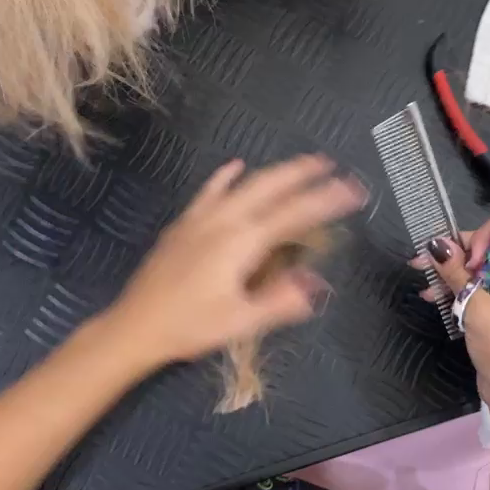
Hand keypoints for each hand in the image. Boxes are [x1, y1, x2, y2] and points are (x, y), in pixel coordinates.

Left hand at [102, 156, 365, 367]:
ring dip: (274, 172)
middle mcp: (224, 222)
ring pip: (244, 185)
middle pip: (270, 187)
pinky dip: (226, 177)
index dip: (326, 200)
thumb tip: (317, 285)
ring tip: (299, 163)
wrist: (135, 325)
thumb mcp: (241, 321)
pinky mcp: (184, 225)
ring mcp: (201, 220)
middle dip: (302, 174)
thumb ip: (280, 300)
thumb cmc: (190, 326)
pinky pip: (209, 192)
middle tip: (331, 165)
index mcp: (242, 243)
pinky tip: (235, 165)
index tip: (353, 190)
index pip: (294, 215)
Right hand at [419, 218, 489, 409]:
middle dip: (459, 254)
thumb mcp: (478, 310)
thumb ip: (456, 273)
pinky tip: (432, 296)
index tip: (469, 264)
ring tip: (423, 280)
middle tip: (430, 267)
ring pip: (481, 266)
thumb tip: (434, 244)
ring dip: (453, 272)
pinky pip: (480, 286)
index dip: (483, 237)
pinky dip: (458, 289)